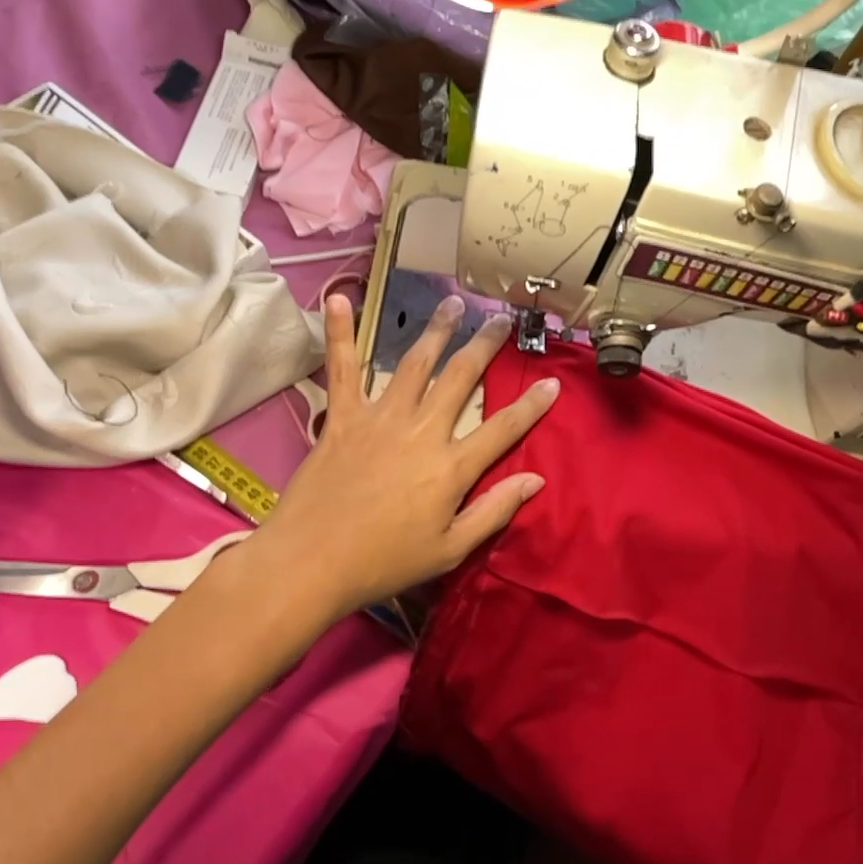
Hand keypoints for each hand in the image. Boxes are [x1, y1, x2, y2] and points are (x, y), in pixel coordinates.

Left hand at [255, 293, 557, 617]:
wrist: (310, 563)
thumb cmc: (384, 563)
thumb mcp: (450, 550)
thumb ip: (494, 511)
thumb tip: (536, 480)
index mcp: (451, 467)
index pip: (503, 428)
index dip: (531, 405)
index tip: (552, 382)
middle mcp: (421, 432)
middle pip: (460, 378)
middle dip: (485, 345)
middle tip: (501, 320)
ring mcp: (380, 419)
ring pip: (415, 364)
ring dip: (437, 331)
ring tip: (453, 304)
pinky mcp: (342, 418)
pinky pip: (343, 369)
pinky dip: (341, 334)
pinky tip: (340, 299)